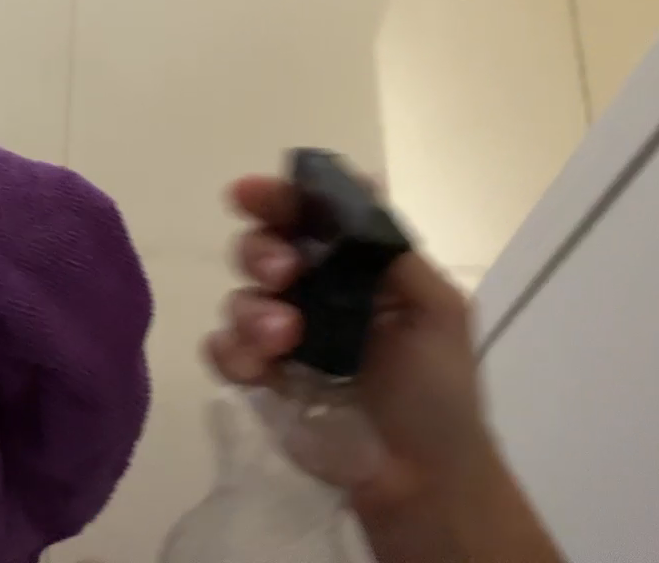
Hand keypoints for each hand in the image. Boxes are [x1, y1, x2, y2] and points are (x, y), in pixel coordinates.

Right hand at [203, 174, 494, 514]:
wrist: (423, 480)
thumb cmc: (437, 391)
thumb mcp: (438, 309)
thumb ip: (393, 248)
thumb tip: (358, 180)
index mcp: (345, 267)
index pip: (302, 216)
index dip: (275, 198)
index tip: (250, 194)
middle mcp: (305, 290)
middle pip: (259, 246)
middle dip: (259, 251)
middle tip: (281, 274)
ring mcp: (276, 333)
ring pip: (236, 296)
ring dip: (252, 310)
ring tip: (284, 339)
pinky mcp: (256, 375)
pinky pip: (220, 348)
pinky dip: (232, 352)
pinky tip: (259, 369)